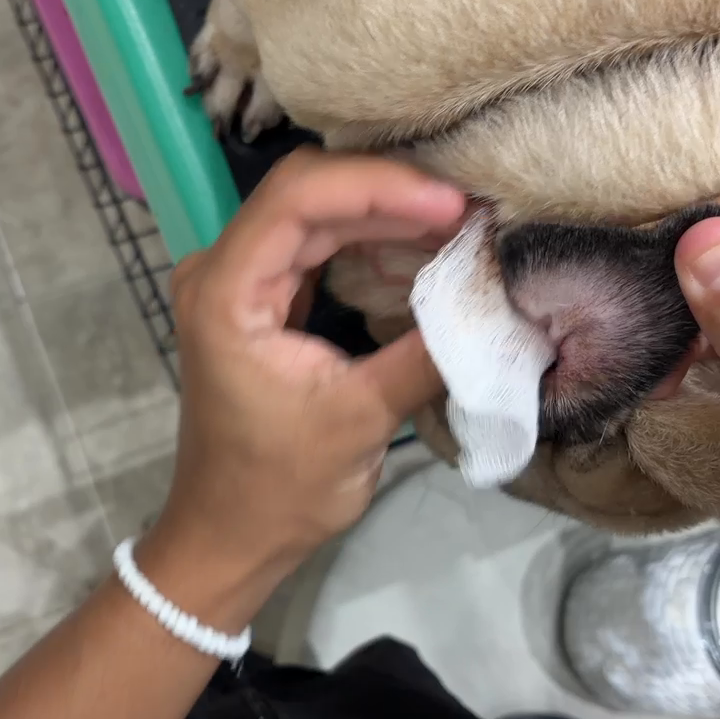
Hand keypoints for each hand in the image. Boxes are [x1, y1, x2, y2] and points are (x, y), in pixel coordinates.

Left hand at [146, 150, 464, 589]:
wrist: (231, 531)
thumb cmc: (281, 487)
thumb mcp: (361, 418)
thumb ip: (429, 349)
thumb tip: (501, 295)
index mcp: (224, 292)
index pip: (297, 198)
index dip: (379, 187)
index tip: (452, 204)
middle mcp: (218, 271)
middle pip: (305, 195)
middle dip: (390, 195)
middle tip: (471, 211)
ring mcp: (233, 283)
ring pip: (313, 216)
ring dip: (384, 215)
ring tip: (458, 226)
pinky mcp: (255, 300)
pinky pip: (312, 248)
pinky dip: (365, 242)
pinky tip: (418, 247)